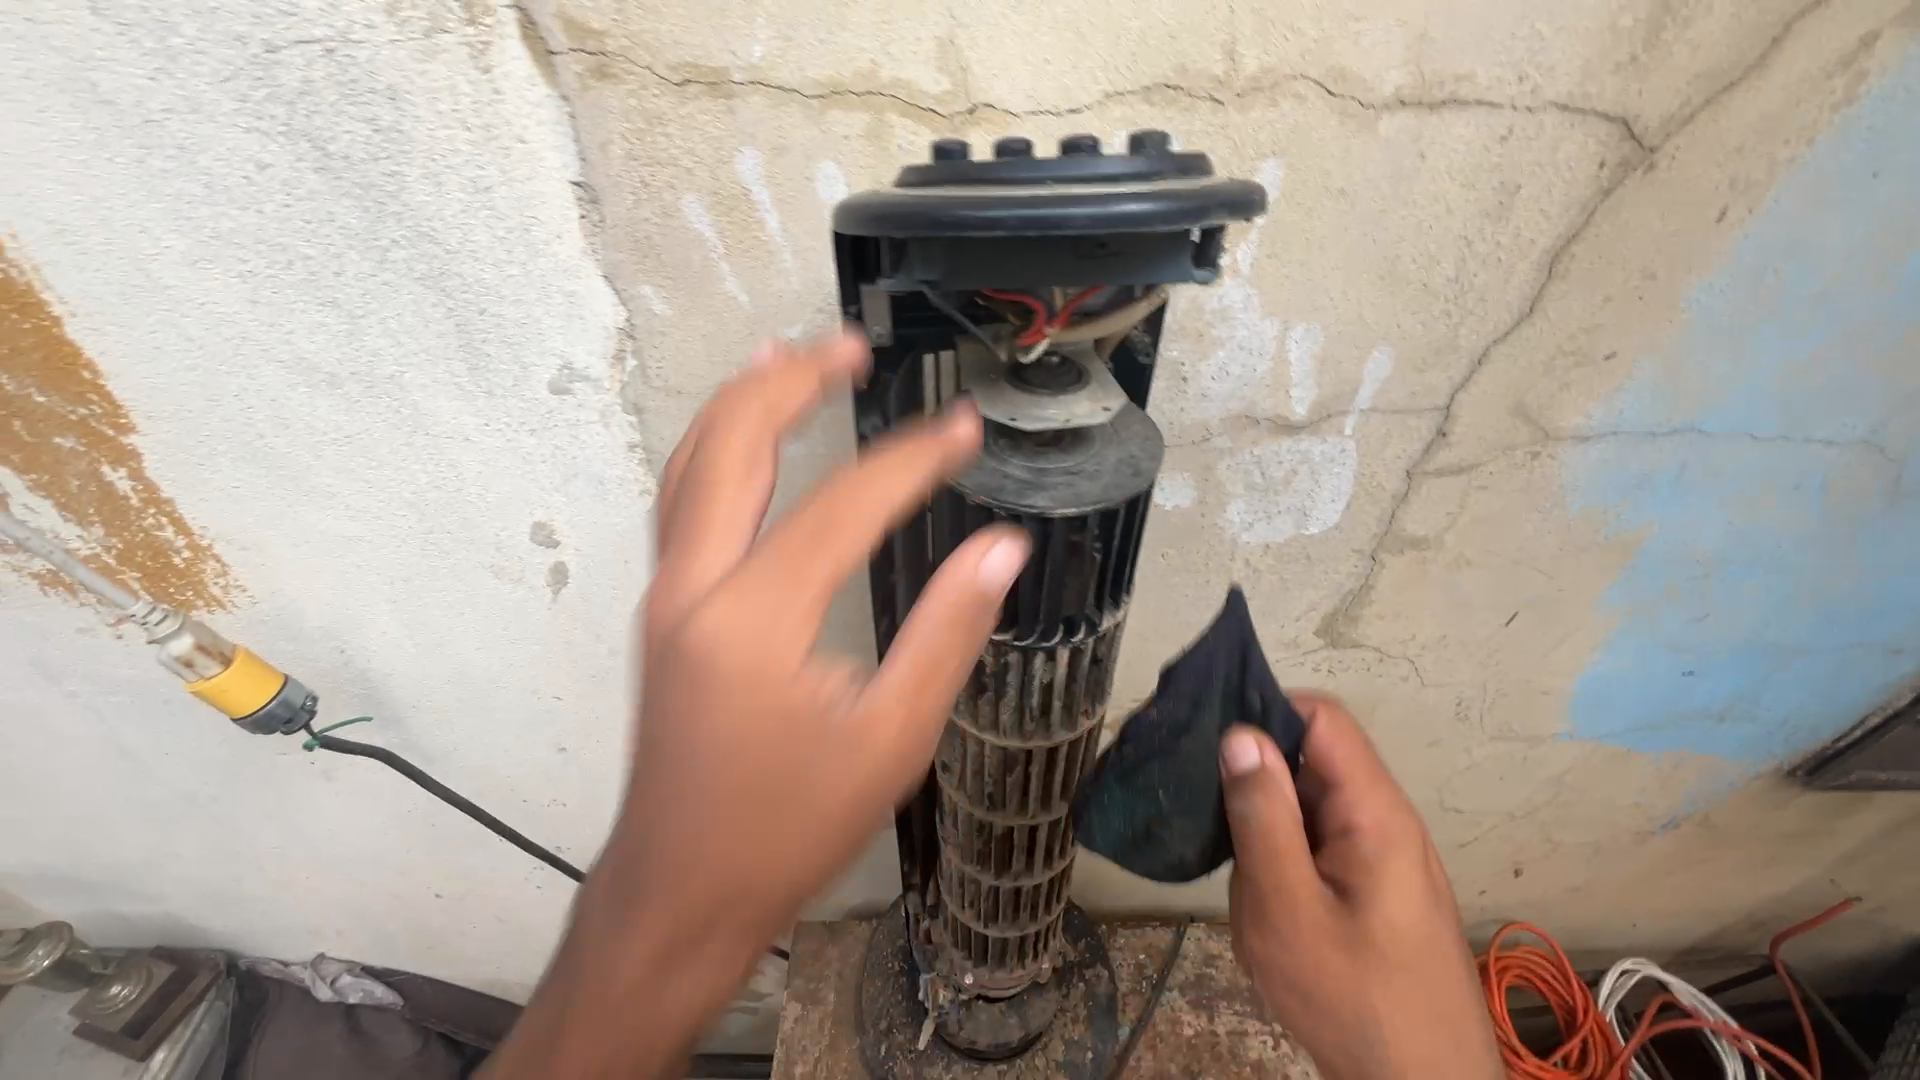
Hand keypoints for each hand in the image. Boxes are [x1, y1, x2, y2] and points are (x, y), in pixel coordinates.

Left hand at [615, 329, 1026, 944]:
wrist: (682, 887)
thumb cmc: (790, 826)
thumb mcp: (892, 741)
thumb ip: (947, 634)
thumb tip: (1002, 549)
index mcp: (755, 620)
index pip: (842, 505)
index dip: (911, 459)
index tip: (963, 427)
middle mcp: (695, 588)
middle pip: (733, 447)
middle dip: (792, 382)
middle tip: (851, 345)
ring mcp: (666, 596)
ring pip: (692, 466)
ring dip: (743, 402)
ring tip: (792, 356)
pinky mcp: (662, 611)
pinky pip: (683, 502)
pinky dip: (716, 448)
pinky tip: (745, 433)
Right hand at [1220, 694, 1502, 1079]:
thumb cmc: (1351, 998)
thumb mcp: (1286, 908)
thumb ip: (1262, 817)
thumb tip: (1240, 733)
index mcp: (1373, 812)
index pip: (1321, 718)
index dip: (1265, 710)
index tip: (1205, 733)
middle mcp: (1381, 820)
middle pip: (1311, 758)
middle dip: (1253, 771)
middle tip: (1196, 798)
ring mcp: (1377, 855)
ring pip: (1306, 802)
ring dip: (1261, 818)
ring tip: (1219, 849)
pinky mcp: (1369, 885)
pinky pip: (1315, 840)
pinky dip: (1277, 848)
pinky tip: (1252, 886)